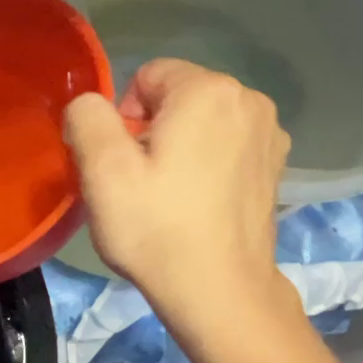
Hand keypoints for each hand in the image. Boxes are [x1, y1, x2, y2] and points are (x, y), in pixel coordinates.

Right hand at [64, 59, 293, 325]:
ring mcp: (269, 133)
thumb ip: (87, 119)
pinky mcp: (275, 166)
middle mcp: (248, 99)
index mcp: (206, 91)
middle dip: (151, 130)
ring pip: (204, 123)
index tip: (119, 163)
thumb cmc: (154, 226)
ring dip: (179, 148)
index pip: (148, 75)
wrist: (216, 287)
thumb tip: (88, 104)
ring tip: (166, 196)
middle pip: (178, 98)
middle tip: (137, 184)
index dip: (122, 116)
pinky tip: (195, 205)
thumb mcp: (102, 171)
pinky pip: (227, 147)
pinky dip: (206, 166)